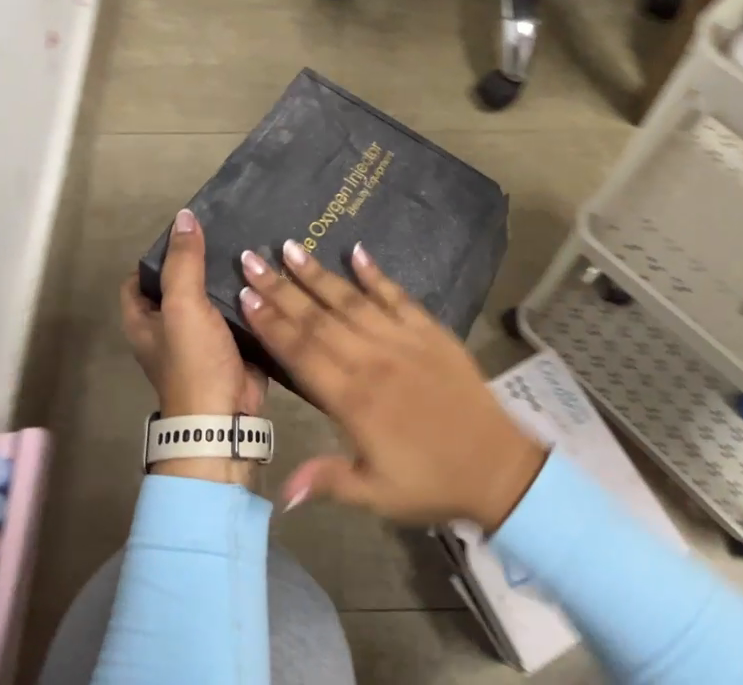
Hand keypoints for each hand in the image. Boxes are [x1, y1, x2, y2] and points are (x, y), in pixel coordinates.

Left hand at [120, 209, 266, 484]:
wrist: (224, 414)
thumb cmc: (193, 360)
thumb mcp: (182, 305)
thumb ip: (184, 262)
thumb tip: (184, 217)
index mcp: (142, 320)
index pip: (140, 276)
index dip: (159, 253)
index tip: (187, 231)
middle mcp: (166, 327)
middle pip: (178, 283)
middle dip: (199, 261)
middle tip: (226, 229)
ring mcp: (200, 338)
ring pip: (210, 297)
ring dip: (226, 277)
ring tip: (251, 243)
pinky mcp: (230, 345)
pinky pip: (236, 313)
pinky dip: (247, 296)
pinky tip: (265, 274)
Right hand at [237, 240, 546, 531]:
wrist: (497, 466)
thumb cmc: (431, 482)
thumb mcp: (376, 494)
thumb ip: (326, 481)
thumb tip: (279, 491)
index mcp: (353, 400)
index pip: (301, 353)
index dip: (271, 323)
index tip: (246, 296)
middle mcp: (373, 361)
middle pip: (318, 319)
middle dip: (281, 289)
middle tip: (251, 259)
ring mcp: (404, 341)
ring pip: (353, 301)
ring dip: (319, 274)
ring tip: (290, 247)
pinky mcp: (432, 332)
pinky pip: (399, 297)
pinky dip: (377, 275)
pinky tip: (358, 252)